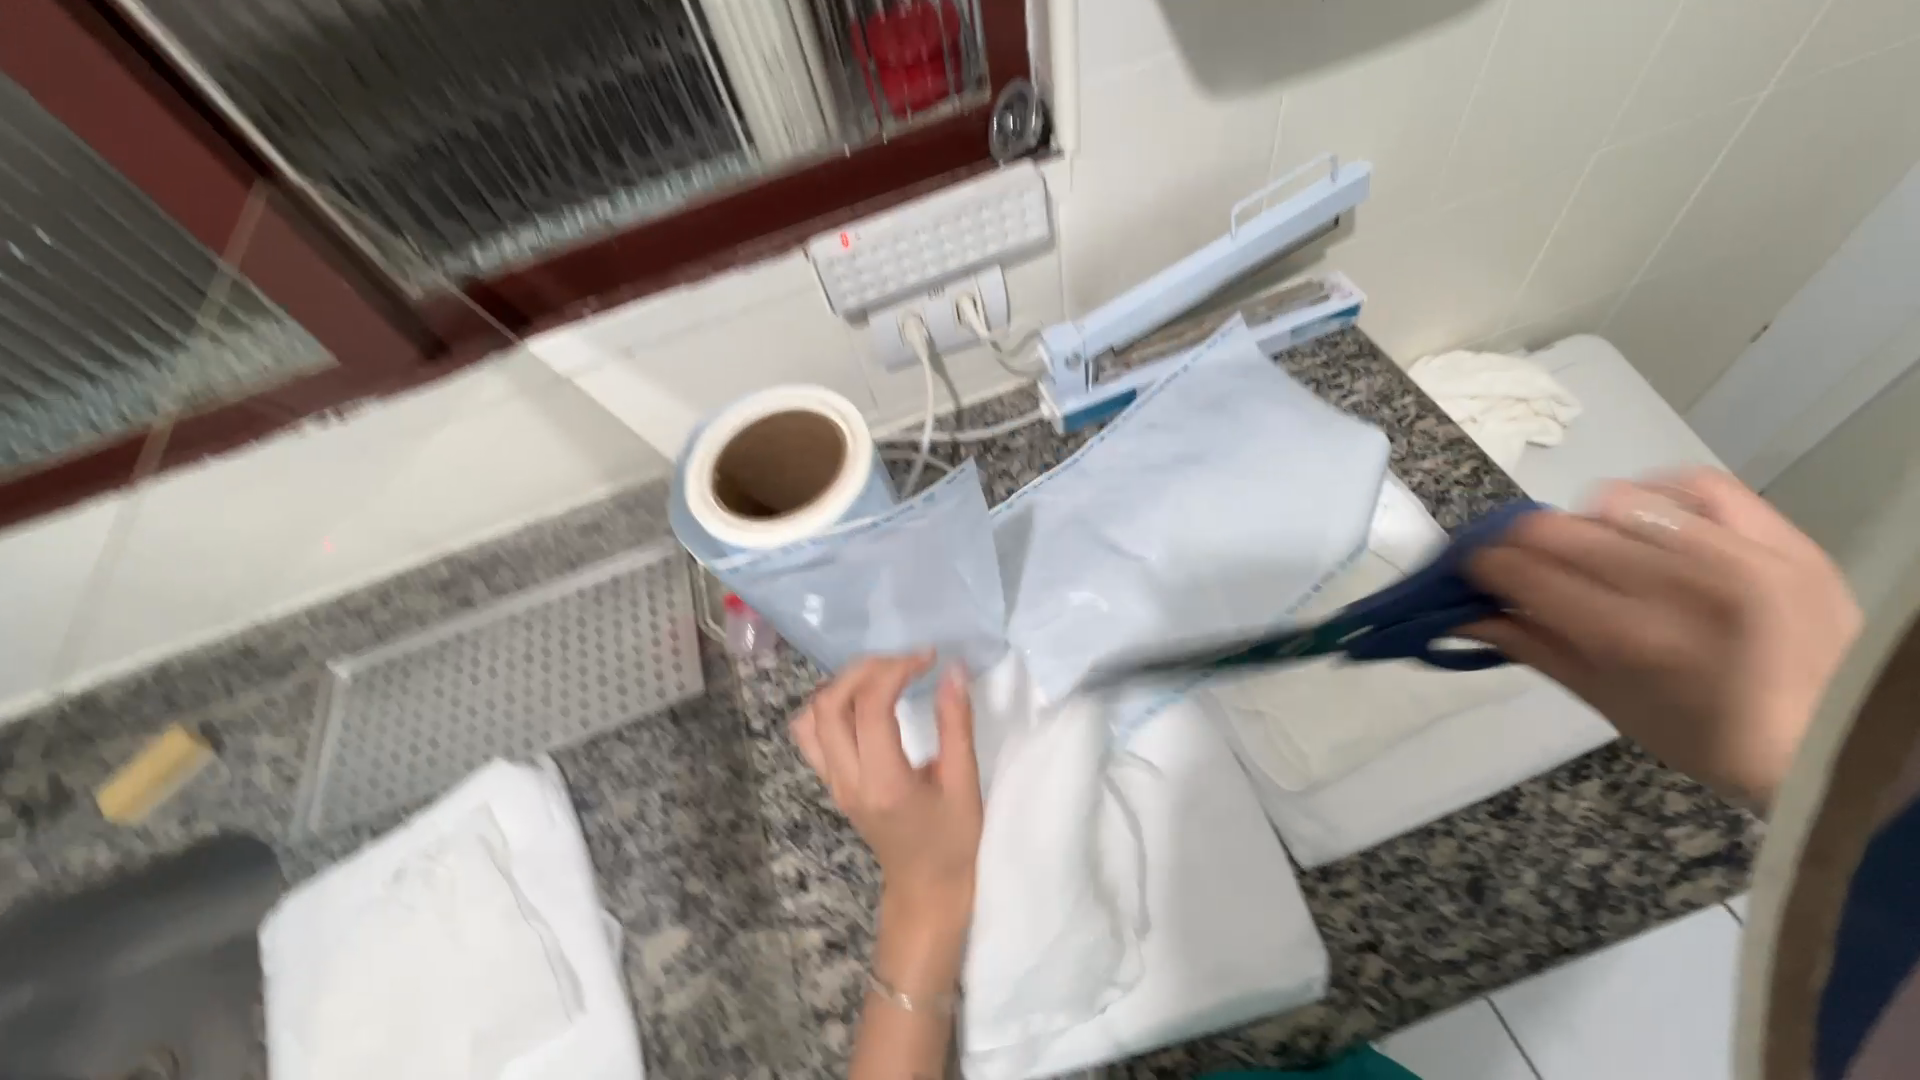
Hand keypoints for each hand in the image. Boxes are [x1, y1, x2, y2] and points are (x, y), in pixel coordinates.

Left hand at [791, 653, 982, 954]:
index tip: (928, 658)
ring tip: (882, 677)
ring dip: (843, 685)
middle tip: (904, 661)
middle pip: (831, 704)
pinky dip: (828, 706)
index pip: (872, 707)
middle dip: (866, 669)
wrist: (925, 889)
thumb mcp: (965, 782)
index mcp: (884, 783)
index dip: (897, 670)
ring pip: (811, 717)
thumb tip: (952, 670)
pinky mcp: (830, 782)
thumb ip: (956, 723)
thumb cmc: (953, 840)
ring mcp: (832, 782)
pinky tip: (861, 702)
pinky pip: (810, 735)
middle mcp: (848, 780)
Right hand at [1465, 468, 1860, 808]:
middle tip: (1512, 561)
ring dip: (1584, 524)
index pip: (1519, 571)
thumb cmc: (1709, 738)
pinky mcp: (1778, 537)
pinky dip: (1657, 496)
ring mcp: (1736, 554)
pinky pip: (1694, 483)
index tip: (1468, 571)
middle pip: (1554, 529)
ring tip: (1592, 552)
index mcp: (1632, 638)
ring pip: (1613, 500)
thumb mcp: (1605, 701)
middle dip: (1515, 543)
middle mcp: (1681, 585)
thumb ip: (1528, 646)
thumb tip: (1460, 614)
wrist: (1842, 739)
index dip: (1478, 565)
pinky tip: (1648, 525)